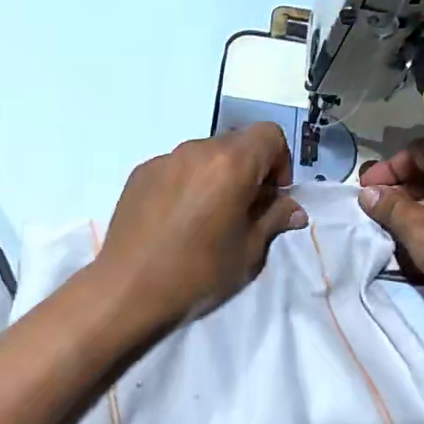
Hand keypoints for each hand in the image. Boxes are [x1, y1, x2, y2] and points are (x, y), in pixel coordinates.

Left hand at [94, 122, 307, 324]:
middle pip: (235, 143)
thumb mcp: (248, 251)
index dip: (279, 162)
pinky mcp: (139, 175)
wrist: (130, 289)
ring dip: (216, 177)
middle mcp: (196, 150)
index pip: (269, 135)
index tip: (271, 197)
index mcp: (230, 163)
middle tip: (243, 210)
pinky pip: (175, 169)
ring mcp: (163, 160)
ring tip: (207, 218)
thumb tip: (292, 208)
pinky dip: (186, 184)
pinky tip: (177, 221)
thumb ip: (273, 220)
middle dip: (248, 170)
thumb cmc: (198, 273)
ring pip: (203, 156)